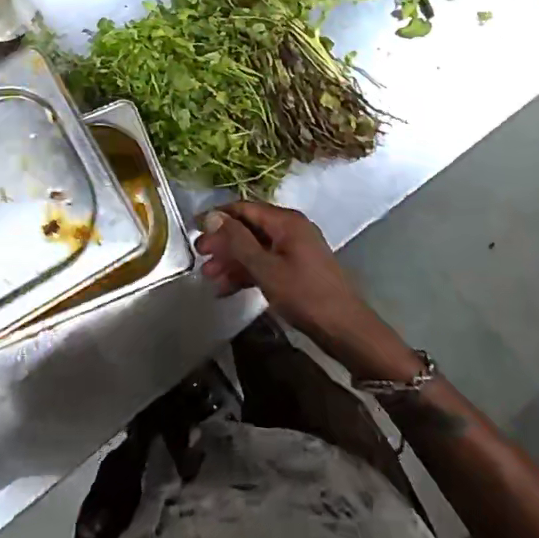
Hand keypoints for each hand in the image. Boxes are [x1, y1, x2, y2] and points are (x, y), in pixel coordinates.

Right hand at [195, 201, 421, 381]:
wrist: (344, 329)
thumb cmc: (304, 295)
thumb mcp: (265, 268)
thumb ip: (237, 241)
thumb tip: (213, 216)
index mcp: (286, 221)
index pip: (244, 208)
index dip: (218, 216)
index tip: (194, 228)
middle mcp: (291, 229)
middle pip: (249, 228)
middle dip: (223, 242)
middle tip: (199, 256)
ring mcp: (295, 249)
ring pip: (255, 248)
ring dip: (231, 261)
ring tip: (209, 277)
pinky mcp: (297, 269)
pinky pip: (265, 263)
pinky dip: (247, 273)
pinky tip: (227, 289)